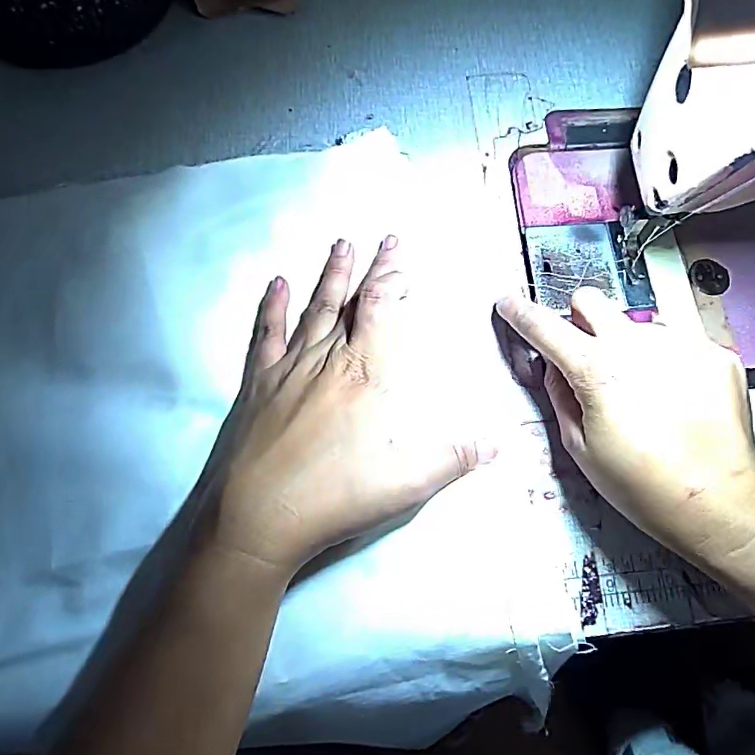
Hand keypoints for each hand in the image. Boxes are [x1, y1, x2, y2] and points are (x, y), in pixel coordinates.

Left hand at [198, 236, 494, 578]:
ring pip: (313, 309)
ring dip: (328, 277)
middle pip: (352, 302)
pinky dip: (272, 307)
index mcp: (365, 374)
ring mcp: (289, 368)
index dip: (391, 276)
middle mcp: (327, 359)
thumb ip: (453, 458)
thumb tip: (497, 444)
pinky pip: (267, 335)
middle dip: (369, 268)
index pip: (382, 309)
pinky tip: (276, 284)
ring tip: (339, 245)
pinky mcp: (258, 383)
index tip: (398, 252)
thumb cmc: (336, 497)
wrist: (258, 514)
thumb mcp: (407, 484)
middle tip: (379, 239)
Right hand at [494, 287, 754, 564]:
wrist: (721, 503)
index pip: (545, 326)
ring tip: (644, 395)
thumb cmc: (646, 486)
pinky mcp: (714, 353)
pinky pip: (676, 342)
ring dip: (629, 346)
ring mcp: (680, 344)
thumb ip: (561, 396)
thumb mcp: (581, 448)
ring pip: (635, 324)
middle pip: (590, 301)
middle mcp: (637, 344)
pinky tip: (675, 399)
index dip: (520, 313)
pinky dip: (667, 363)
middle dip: (579, 319)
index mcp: (596, 369)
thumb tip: (556, 369)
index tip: (511, 304)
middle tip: (586, 354)